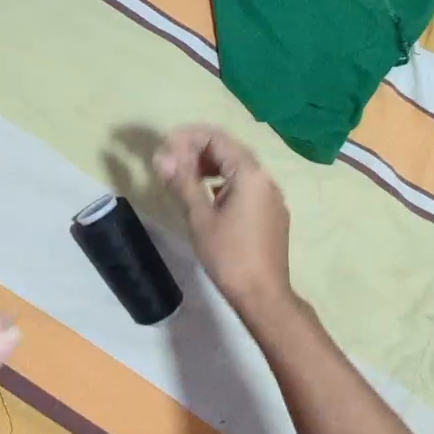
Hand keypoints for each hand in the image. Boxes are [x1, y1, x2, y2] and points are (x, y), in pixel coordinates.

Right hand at [155, 124, 294, 316]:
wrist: (264, 295)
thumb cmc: (229, 255)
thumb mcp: (199, 216)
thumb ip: (182, 181)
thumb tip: (161, 156)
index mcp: (250, 173)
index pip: (216, 138)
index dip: (187, 137)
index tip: (164, 147)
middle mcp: (265, 178)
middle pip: (229, 149)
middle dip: (198, 149)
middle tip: (170, 159)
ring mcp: (271, 196)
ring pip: (238, 167)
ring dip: (210, 164)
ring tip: (184, 175)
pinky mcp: (272, 212)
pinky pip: (246, 184)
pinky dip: (223, 180)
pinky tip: (207, 195)